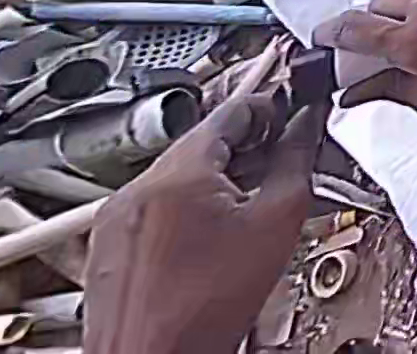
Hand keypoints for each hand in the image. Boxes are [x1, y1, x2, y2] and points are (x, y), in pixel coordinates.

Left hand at [83, 98, 326, 353]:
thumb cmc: (208, 307)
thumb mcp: (279, 215)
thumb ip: (298, 155)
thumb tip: (307, 122)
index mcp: (174, 177)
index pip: (233, 111)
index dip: (274, 108)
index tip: (296, 115)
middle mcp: (134, 191)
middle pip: (207, 139)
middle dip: (252, 143)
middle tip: (286, 156)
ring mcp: (116, 219)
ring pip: (185, 168)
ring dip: (226, 169)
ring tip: (258, 193)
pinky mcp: (109, 244)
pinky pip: (162, 197)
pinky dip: (197, 196)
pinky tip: (224, 222)